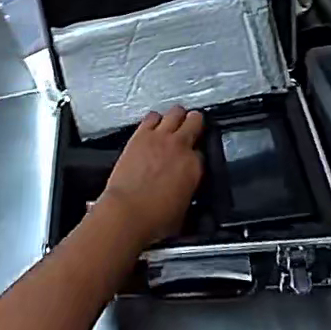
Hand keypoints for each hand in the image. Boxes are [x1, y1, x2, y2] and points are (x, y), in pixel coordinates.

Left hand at [95, 106, 204, 248]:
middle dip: (195, 123)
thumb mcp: (183, 211)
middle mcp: (180, 147)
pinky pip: (152, 116)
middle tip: (191, 127)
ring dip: (177, 116)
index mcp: (194, 167)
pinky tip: (153, 126)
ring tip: (174, 123)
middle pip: (196, 120)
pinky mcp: (141, 134)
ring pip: (176, 112)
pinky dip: (155, 119)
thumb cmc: (153, 218)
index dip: (196, 154)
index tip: (192, 157)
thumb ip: (187, 192)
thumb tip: (184, 191)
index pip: (202, 152)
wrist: (128, 212)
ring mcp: (161, 137)